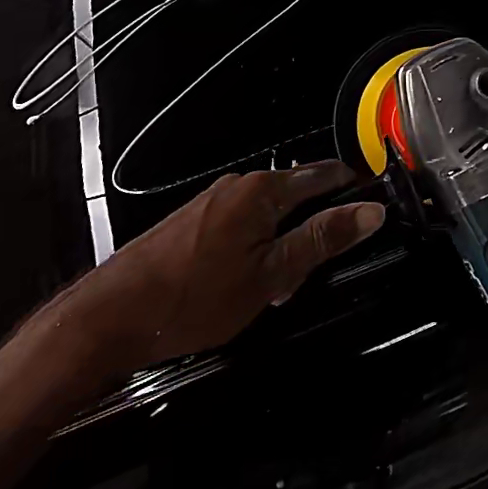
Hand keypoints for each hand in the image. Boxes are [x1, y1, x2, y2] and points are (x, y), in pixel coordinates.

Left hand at [72, 160, 384, 366]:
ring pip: (266, 219)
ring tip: (271, 291)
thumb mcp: (271, 274)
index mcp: (259, 192)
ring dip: (279, 250)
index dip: (351, 188)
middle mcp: (234, 188)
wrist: (118, 313)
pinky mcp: (195, 222)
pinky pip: (241, 229)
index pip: (321, 175)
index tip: (369, 202)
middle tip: (306, 276)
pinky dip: (253, 254)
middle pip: (293, 198)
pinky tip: (241, 288)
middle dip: (309, 234)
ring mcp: (211, 203)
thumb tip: (366, 212)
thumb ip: (322, 239)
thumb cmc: (189, 297)